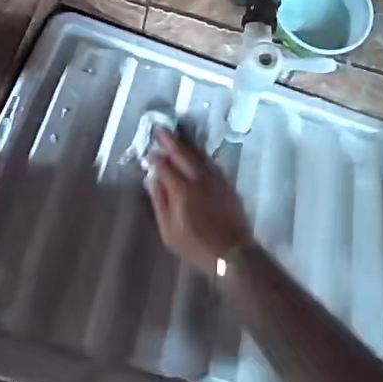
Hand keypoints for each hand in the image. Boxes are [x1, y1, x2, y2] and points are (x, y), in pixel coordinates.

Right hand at [145, 128, 252, 274]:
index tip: (149, 151)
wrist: (233, 253)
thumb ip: (159, 203)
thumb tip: (152, 180)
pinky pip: (210, 164)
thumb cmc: (196, 246)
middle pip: (182, 154)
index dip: (156, 158)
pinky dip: (199, 156)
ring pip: (198, 156)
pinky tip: (195, 156)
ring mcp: (215, 180)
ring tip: (176, 137)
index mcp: (181, 190)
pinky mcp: (226, 184)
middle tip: (161, 128)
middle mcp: (198, 179)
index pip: (165, 167)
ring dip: (186, 145)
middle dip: (170, 140)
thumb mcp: (169, 231)